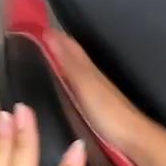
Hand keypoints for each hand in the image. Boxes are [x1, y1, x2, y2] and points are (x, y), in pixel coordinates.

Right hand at [45, 30, 165, 161]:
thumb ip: (68, 62)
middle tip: (33, 40)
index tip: (36, 28)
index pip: (69, 45)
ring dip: (60, 61)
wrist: (132, 138)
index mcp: (88, 68)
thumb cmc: (106, 110)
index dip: (55, 36)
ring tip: (42, 59)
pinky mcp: (95, 106)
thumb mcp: (84, 83)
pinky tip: (60, 84)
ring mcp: (95, 91)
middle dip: (55, 46)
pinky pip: (76, 85)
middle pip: (72, 55)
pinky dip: (66, 79)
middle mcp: (91, 75)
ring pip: (74, 69)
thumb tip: (50, 34)